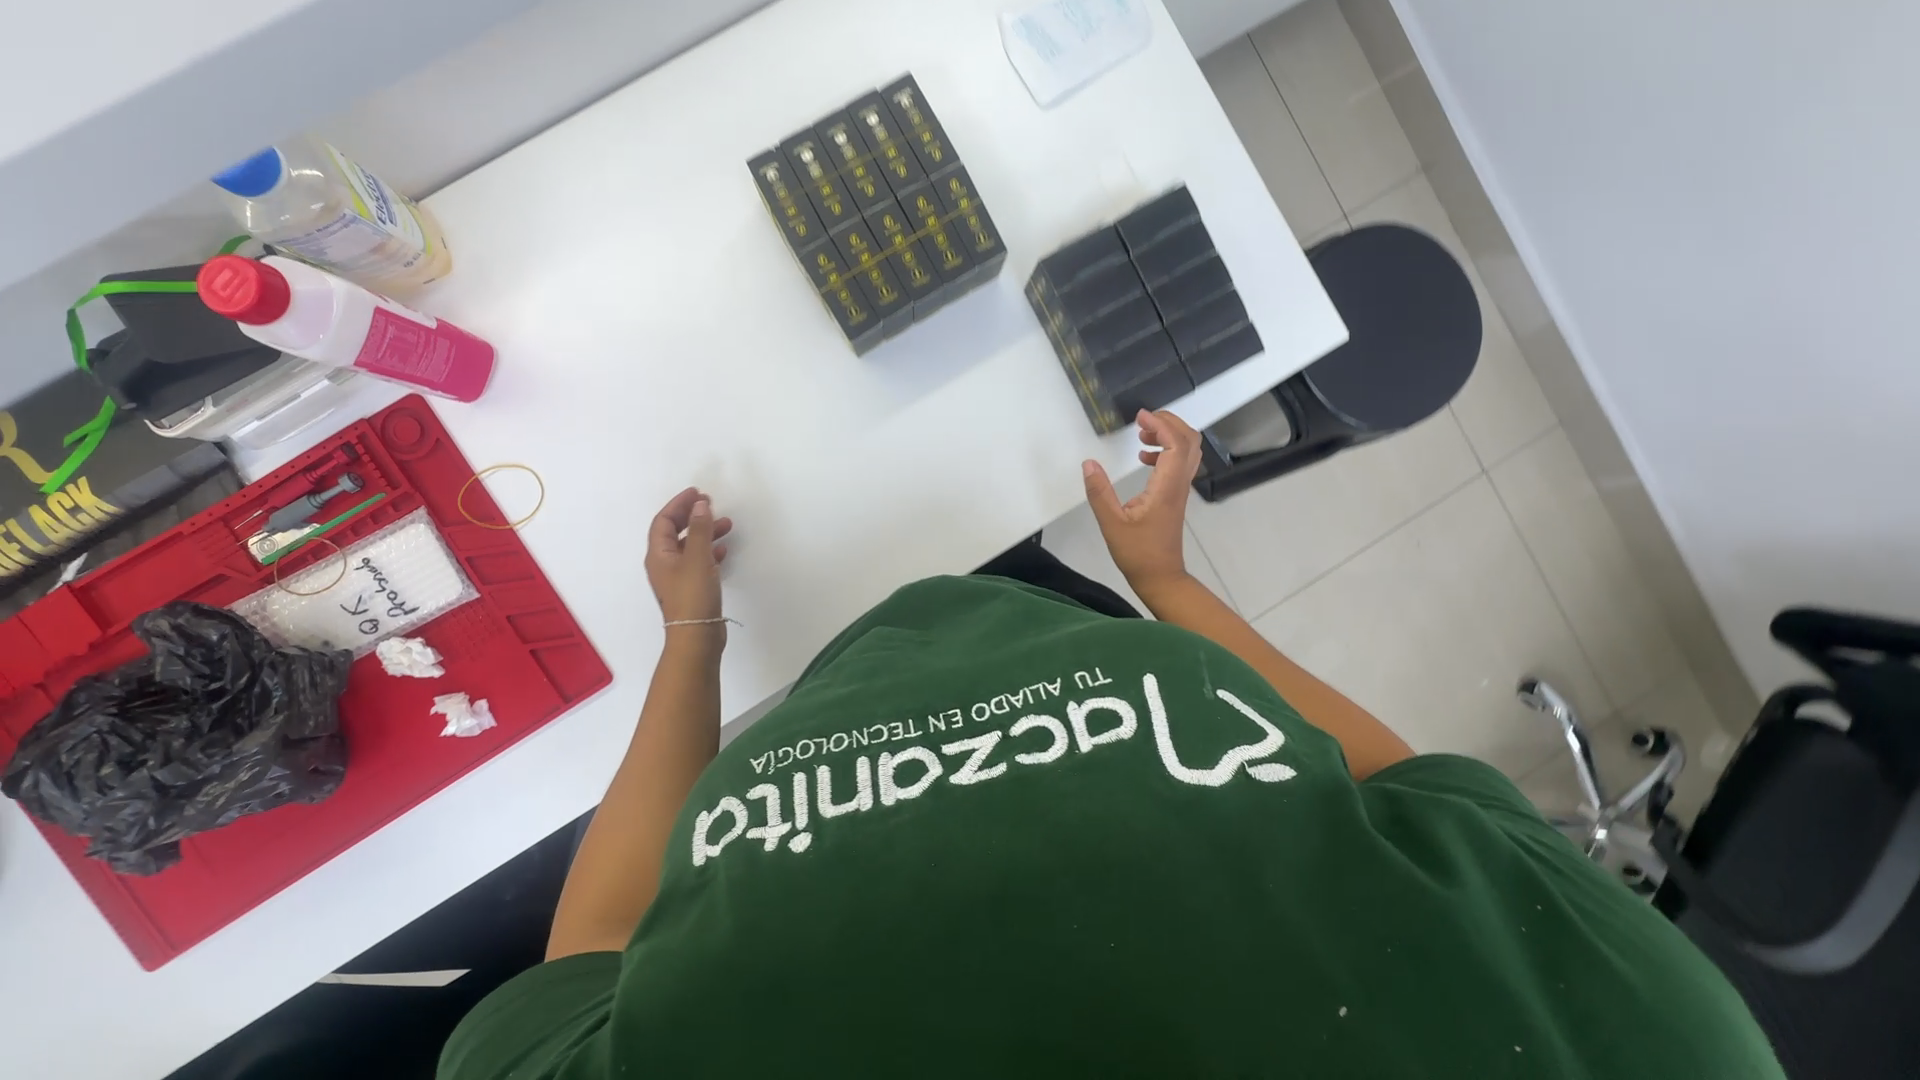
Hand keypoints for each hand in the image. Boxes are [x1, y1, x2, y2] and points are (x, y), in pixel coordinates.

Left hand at [645, 487, 733, 634]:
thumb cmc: (693, 595)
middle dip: (693, 516)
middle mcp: (664, 563)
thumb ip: (700, 529)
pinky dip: (710, 551)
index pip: (664, 521)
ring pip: (690, 546)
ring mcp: (677, 577)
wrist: (696, 635)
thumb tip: (700, 504)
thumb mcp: (697, 557)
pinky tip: (724, 550)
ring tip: (726, 525)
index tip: (698, 493)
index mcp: (658, 554)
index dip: (679, 504)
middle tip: (712, 504)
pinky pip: (699, 562)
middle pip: (676, 532)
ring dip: (705, 533)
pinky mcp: (691, 588)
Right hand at [1082, 409, 1202, 595]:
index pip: (1175, 444)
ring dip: (1169, 436)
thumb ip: (1099, 492)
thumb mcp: (1111, 523)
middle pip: (1189, 441)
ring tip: (1142, 436)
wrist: (1160, 577)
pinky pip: (1180, 463)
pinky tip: (1144, 458)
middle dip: (1169, 423)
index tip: (1140, 417)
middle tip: (1143, 421)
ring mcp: (1180, 490)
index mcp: (1166, 487)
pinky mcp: (1176, 496)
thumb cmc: (1137, 553)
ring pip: (1188, 451)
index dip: (1161, 424)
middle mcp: (1179, 484)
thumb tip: (1088, 464)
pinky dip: (1166, 451)